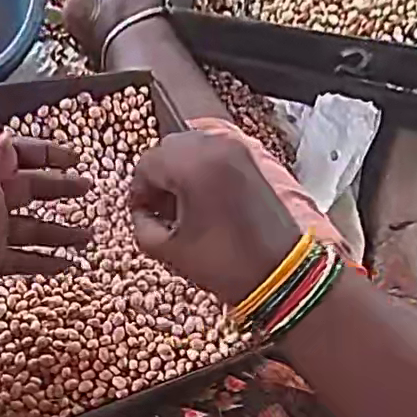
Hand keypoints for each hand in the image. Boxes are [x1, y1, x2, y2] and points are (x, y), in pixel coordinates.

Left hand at [0, 134, 92, 309]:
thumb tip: (7, 144)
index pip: (17, 159)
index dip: (46, 155)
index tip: (74, 158)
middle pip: (33, 192)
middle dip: (61, 190)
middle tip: (89, 191)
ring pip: (34, 230)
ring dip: (61, 232)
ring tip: (88, 236)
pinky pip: (23, 262)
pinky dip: (45, 265)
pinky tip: (68, 267)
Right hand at [127, 130, 302, 304]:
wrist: (277, 271)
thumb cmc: (222, 263)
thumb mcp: (169, 250)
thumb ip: (141, 225)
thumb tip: (140, 212)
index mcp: (193, 165)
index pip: (148, 162)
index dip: (138, 189)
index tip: (139, 212)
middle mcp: (215, 146)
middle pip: (169, 148)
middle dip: (158, 176)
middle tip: (157, 209)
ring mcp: (236, 150)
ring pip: (191, 147)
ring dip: (178, 172)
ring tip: (180, 206)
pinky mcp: (249, 160)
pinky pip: (212, 153)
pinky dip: (199, 170)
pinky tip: (200, 201)